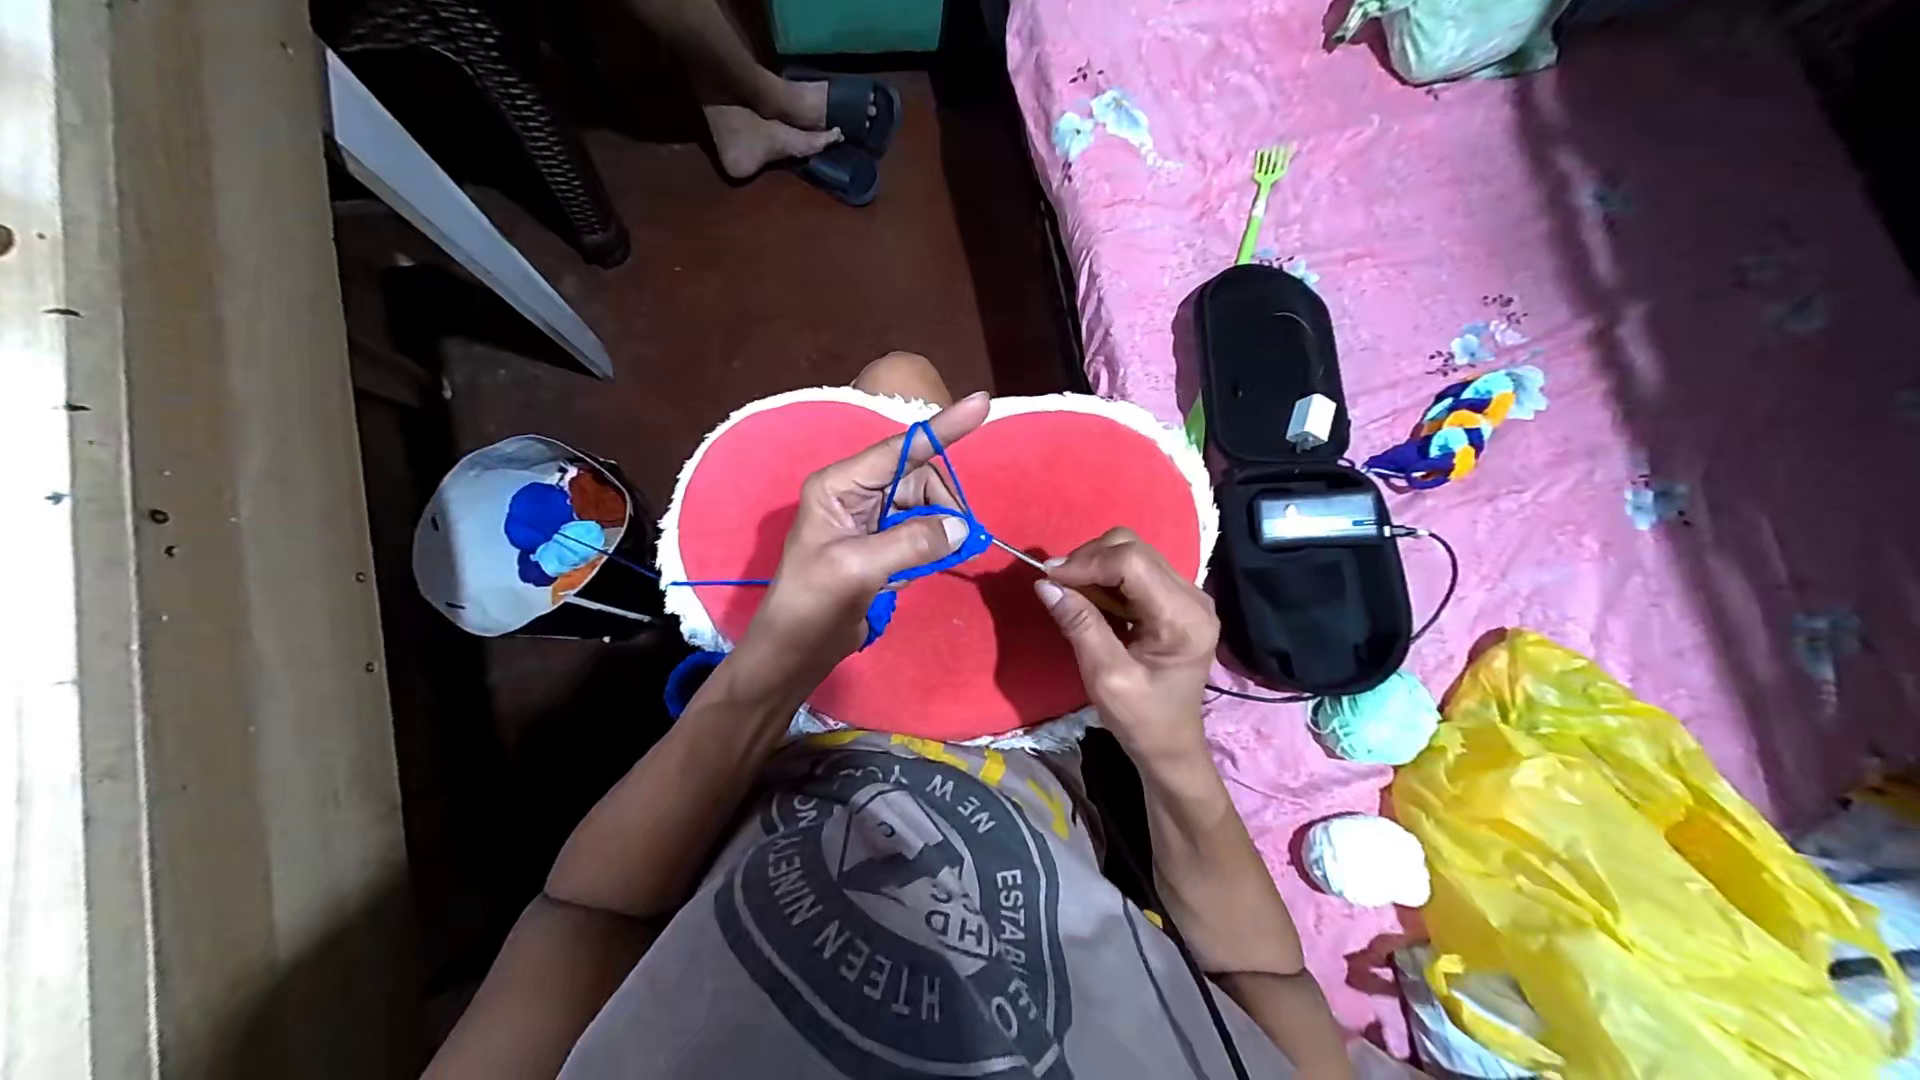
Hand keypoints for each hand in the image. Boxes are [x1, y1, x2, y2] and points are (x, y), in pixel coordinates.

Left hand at [733, 392, 992, 693]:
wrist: (795, 650)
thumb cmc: (812, 604)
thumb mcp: (858, 568)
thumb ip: (912, 542)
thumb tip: (962, 527)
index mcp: (839, 486)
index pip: (900, 449)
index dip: (943, 428)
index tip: (981, 403)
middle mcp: (856, 494)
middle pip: (919, 480)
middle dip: (944, 506)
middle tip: (960, 541)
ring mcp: (870, 520)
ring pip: (925, 507)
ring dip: (941, 530)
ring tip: (941, 559)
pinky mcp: (881, 544)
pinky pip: (921, 532)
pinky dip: (933, 546)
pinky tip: (923, 568)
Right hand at [1035, 528, 1218, 765]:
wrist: (1169, 743)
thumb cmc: (1140, 718)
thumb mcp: (1104, 676)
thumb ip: (1079, 624)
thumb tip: (1046, 583)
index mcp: (1183, 618)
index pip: (1132, 562)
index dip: (1086, 562)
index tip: (1049, 578)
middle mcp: (1193, 597)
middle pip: (1133, 548)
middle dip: (1088, 560)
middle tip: (1057, 585)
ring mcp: (1187, 595)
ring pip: (1132, 552)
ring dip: (1095, 566)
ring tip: (1071, 593)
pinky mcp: (1175, 598)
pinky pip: (1135, 569)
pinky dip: (1105, 576)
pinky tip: (1090, 599)